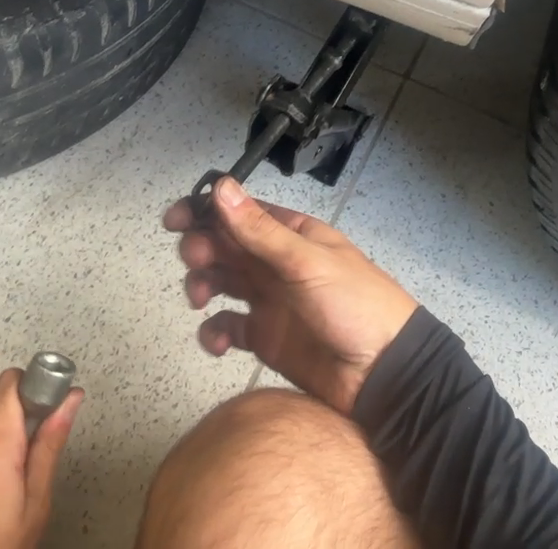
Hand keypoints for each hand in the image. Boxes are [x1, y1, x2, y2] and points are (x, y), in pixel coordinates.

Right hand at [164, 176, 418, 413]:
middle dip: (201, 248)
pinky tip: (218, 341)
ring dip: (203, 284)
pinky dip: (215, 332)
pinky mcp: (266, 337)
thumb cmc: (352, 304)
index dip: (205, 211)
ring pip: (222, 281)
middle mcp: (276, 262)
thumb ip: (260, 230)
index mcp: (291, 234)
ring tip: (200, 300)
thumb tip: (221, 185)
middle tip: (197, 261)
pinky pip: (229, 327)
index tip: (174, 220)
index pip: (240, 212)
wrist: (383, 372)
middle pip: (225, 245)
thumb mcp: (306, 262)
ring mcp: (270, 299)